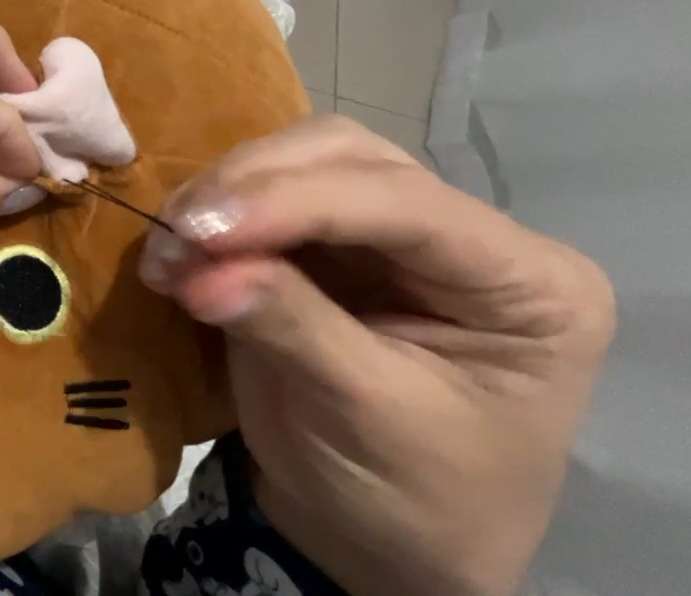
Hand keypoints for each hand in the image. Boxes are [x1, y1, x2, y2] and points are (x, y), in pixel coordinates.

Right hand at [140, 117, 615, 595]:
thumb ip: (291, 327)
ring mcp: (384, 231)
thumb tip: (196, 270)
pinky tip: (175, 251)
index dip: (294, 202)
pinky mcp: (320, 241)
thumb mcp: (364, 415)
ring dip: (219, 194)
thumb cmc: (409, 494)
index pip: (403, 203)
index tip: (199, 231)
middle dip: (250, 185)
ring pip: (294, 158)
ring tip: (168, 252)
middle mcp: (458, 236)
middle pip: (345, 155)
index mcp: (522, 282)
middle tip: (177, 237)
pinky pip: (256, 194)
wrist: (374, 536)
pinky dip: (208, 214)